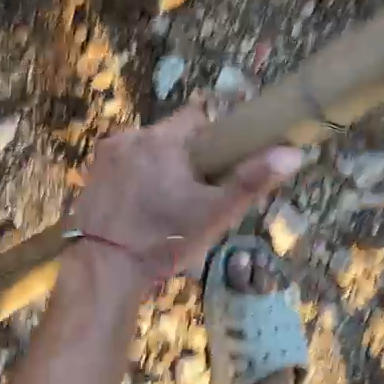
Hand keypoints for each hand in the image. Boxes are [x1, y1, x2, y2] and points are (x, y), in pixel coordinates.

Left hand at [68, 106, 303, 286]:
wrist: (103, 267)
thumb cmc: (163, 238)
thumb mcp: (214, 213)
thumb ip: (251, 180)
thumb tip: (293, 152)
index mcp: (162, 139)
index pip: (196, 116)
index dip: (213, 134)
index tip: (221, 158)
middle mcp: (129, 137)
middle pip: (169, 135)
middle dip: (185, 155)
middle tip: (197, 189)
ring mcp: (105, 156)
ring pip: (145, 151)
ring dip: (158, 167)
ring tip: (169, 203)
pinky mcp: (91, 175)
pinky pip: (123, 168)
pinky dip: (135, 180)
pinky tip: (142, 208)